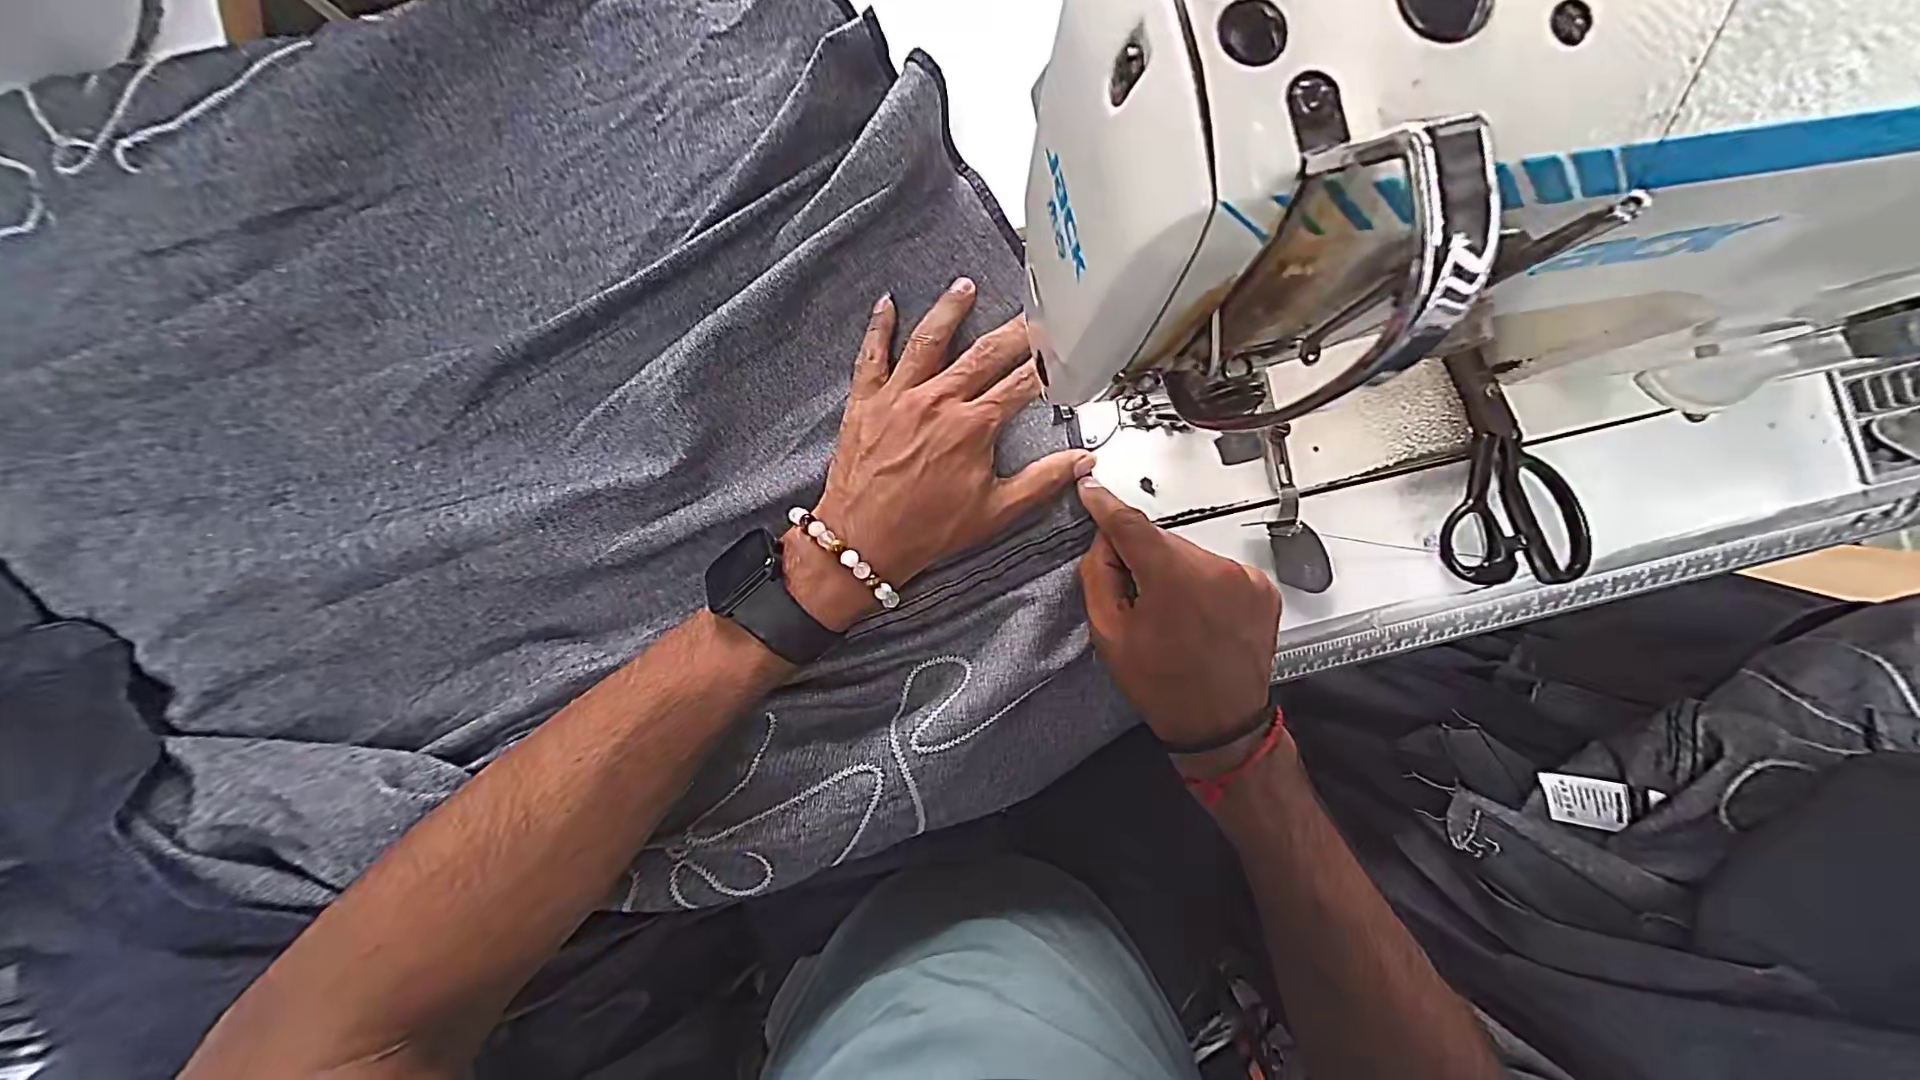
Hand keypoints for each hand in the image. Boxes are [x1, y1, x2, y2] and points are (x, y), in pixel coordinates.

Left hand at [784, 278, 1093, 630]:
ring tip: (965, 287)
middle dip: (1013, 330)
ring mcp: (899, 397)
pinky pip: (872, 355)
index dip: (1046, 363)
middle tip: (1029, 311)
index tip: (1061, 348)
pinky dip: (879, 327)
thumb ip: (1042, 481)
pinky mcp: (866, 402)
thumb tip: (1081, 463)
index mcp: (973, 427)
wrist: (864, 541)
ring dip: (951, 310)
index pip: (1021, 383)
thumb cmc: (925, 530)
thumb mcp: (995, 512)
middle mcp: (938, 402)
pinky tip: (887, 305)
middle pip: (984, 353)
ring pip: (930, 339)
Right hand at [1076, 476, 1281, 749]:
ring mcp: (1242, 577)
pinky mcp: (1259, 586)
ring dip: (1172, 569)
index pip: (1130, 523)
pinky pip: (1214, 565)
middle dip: (1140, 556)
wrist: (1219, 720)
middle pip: (1159, 538)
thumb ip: (1098, 575)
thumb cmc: (1167, 686)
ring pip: (1187, 551)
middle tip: (1135, 596)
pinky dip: (1199, 579)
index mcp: (1172, 580)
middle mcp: (1213, 570)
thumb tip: (1103, 541)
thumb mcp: (1109, 634)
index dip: (1105, 504)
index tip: (1093, 490)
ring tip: (1171, 614)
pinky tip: (1194, 613)